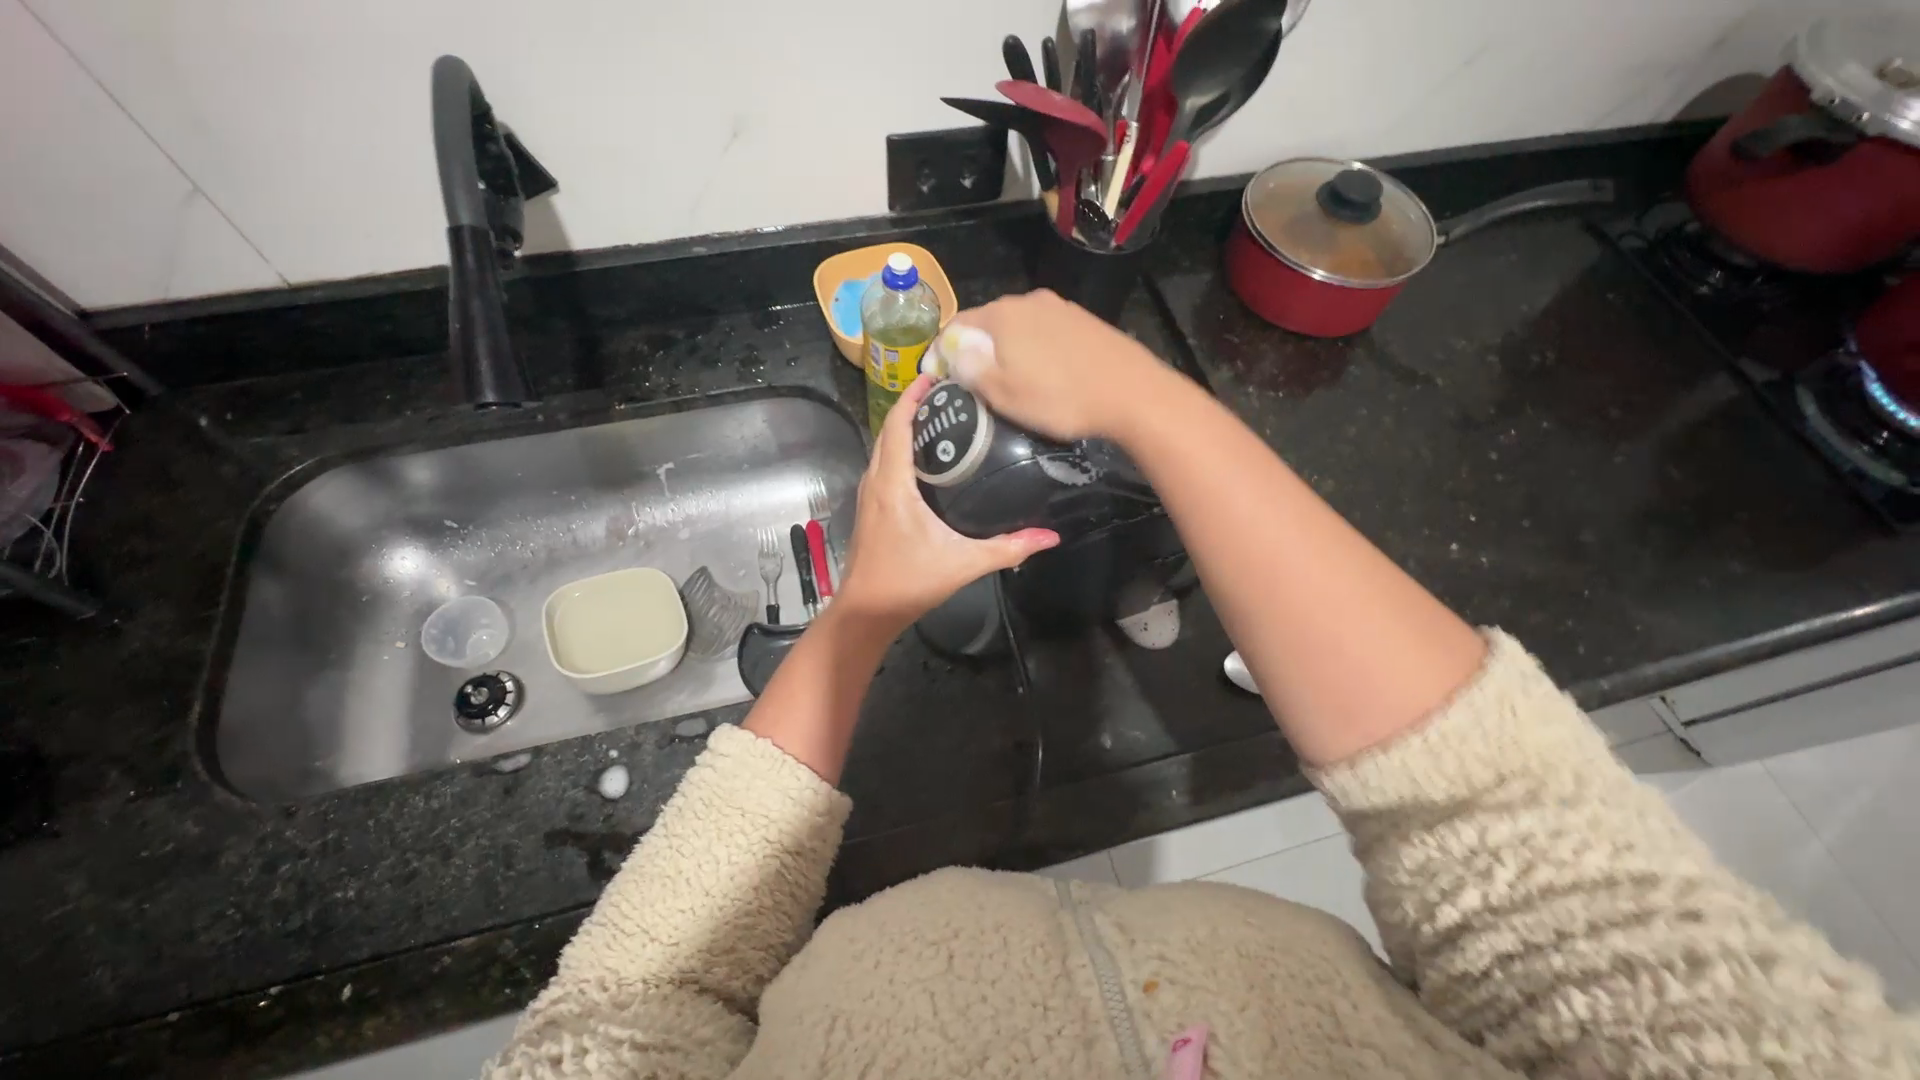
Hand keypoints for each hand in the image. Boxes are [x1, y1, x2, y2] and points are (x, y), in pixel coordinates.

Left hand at [834, 374, 1059, 631]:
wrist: (866, 612)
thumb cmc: (908, 583)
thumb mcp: (963, 564)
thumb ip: (1008, 548)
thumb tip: (1050, 536)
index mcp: (893, 485)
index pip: (896, 425)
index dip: (912, 396)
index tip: (935, 375)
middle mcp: (875, 482)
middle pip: (887, 431)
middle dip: (911, 406)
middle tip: (947, 393)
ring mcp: (867, 495)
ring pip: (882, 448)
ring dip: (903, 428)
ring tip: (938, 417)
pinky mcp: (868, 509)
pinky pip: (882, 465)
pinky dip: (898, 450)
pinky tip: (924, 457)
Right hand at [934, 289, 1172, 441]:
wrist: (1132, 394)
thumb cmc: (1061, 398)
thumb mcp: (1004, 394)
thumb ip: (971, 369)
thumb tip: (953, 351)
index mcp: (1002, 315)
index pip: (956, 325)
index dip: (942, 351)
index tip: (937, 377)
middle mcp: (1029, 301)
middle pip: (987, 323)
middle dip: (974, 349)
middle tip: (971, 382)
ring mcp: (1060, 308)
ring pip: (1017, 328)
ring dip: (1005, 350)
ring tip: (1006, 381)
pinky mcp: (1083, 321)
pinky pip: (1044, 333)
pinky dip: (1033, 350)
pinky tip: (1043, 374)